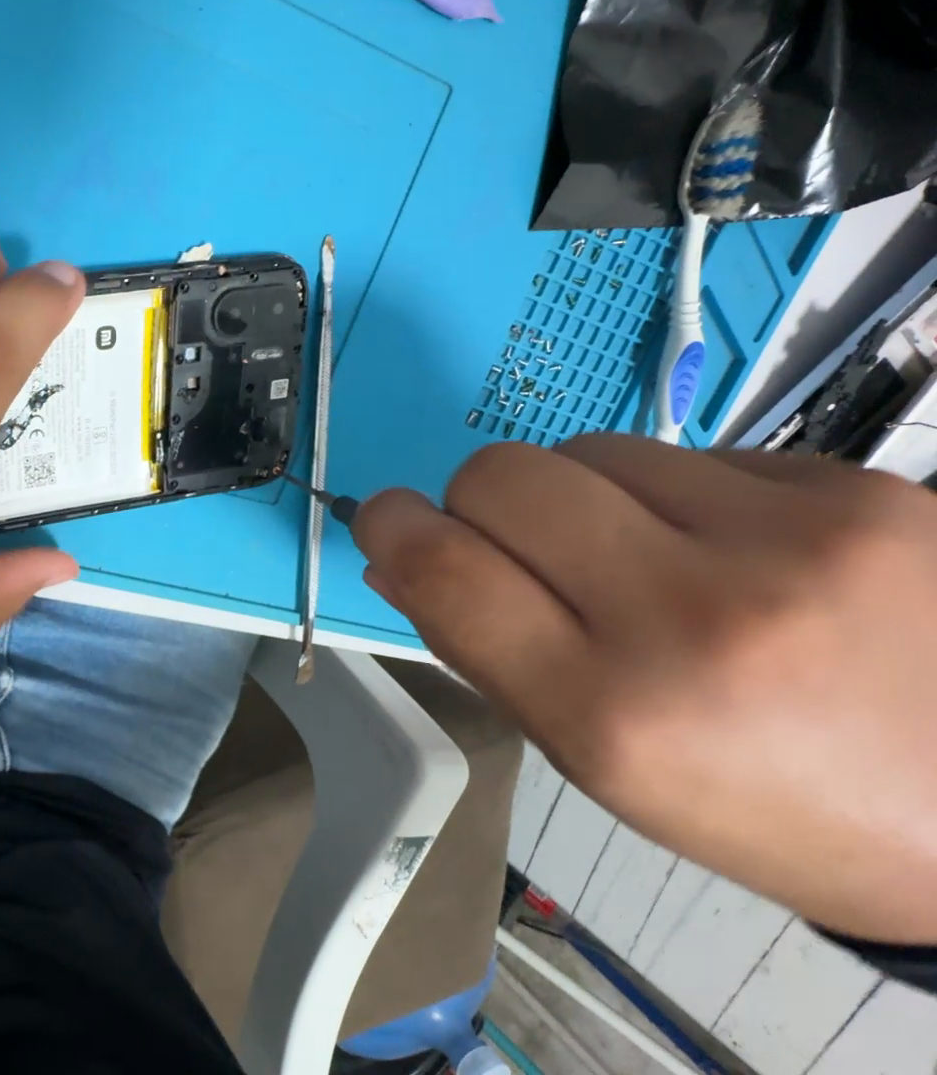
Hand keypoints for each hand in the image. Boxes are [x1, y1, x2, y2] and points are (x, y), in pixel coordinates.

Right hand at [353, 434, 936, 944]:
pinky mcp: (862, 492)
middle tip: (514, 543)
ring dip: (577, 494)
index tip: (386, 519)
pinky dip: (673, 494)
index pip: (444, 569)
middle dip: (477, 501)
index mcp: (609, 711)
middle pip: (501, 476)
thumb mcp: (591, 757)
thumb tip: (400, 559)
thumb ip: (481, 648)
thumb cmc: (754, 800)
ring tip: (637, 553)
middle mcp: (694, 617)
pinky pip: (690, 454)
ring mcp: (792, 541)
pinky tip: (728, 550)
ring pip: (588, 448)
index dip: (391, 527)